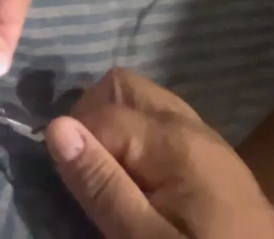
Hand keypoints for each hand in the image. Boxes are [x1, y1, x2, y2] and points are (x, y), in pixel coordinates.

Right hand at [47, 69, 273, 238]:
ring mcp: (209, 143)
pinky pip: (165, 128)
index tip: (63, 183)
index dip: (71, 143)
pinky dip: (141, 143)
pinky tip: (140, 186)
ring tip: (107, 180)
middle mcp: (191, 125)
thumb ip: (102, 184)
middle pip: (123, 87)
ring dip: (116, 129)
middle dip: (92, 116)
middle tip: (84, 172)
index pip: (97, 113)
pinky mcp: (218, 166)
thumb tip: (55, 125)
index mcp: (173, 138)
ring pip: (144, 105)